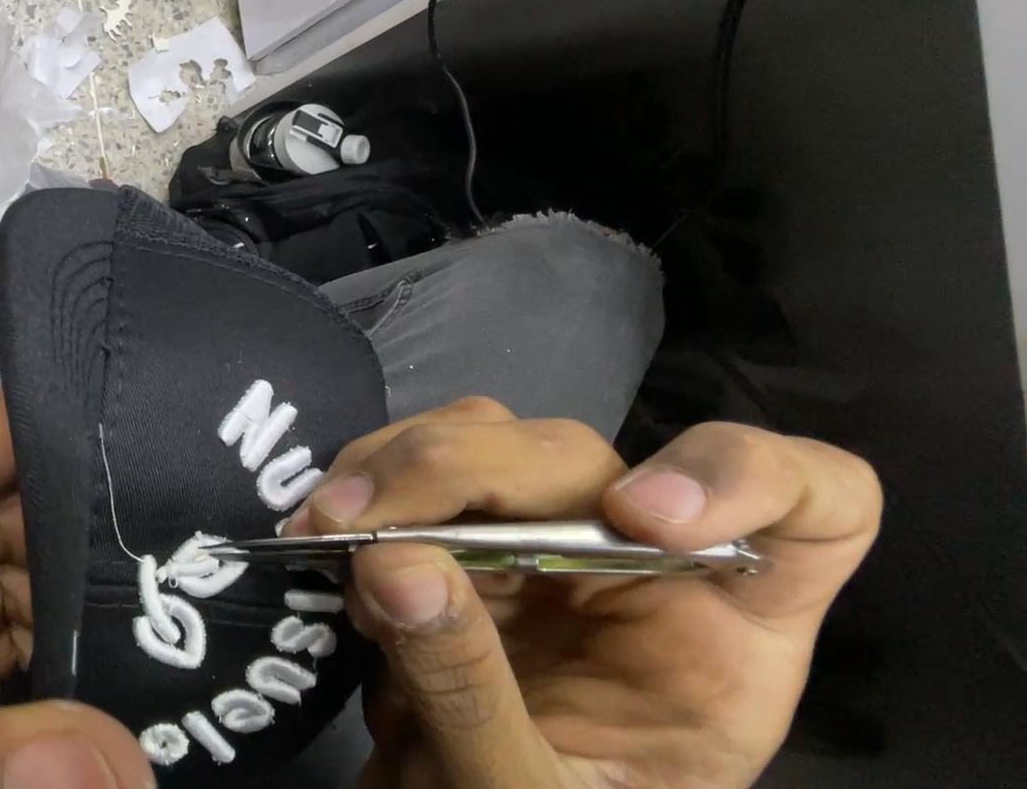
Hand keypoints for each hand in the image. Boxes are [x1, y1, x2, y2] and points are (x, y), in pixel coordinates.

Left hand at [0, 393, 149, 787]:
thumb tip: (112, 754)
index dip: (75, 429)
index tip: (168, 451)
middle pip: (32, 487)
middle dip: (106, 514)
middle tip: (198, 548)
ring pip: (48, 545)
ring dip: (104, 579)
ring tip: (178, 607)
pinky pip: (42, 601)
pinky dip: (84, 627)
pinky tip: (133, 648)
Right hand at [290, 396, 880, 787]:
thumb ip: (470, 695)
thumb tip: (392, 561)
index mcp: (714, 629)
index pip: (806, 505)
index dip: (742, 477)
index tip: (639, 519)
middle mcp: (630, 555)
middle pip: (573, 453)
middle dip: (456, 469)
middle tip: (356, 523)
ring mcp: (534, 532)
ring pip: (482, 435)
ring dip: (392, 467)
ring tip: (326, 531)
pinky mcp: (454, 526)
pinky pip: (409, 459)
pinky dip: (360, 483)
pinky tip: (323, 540)